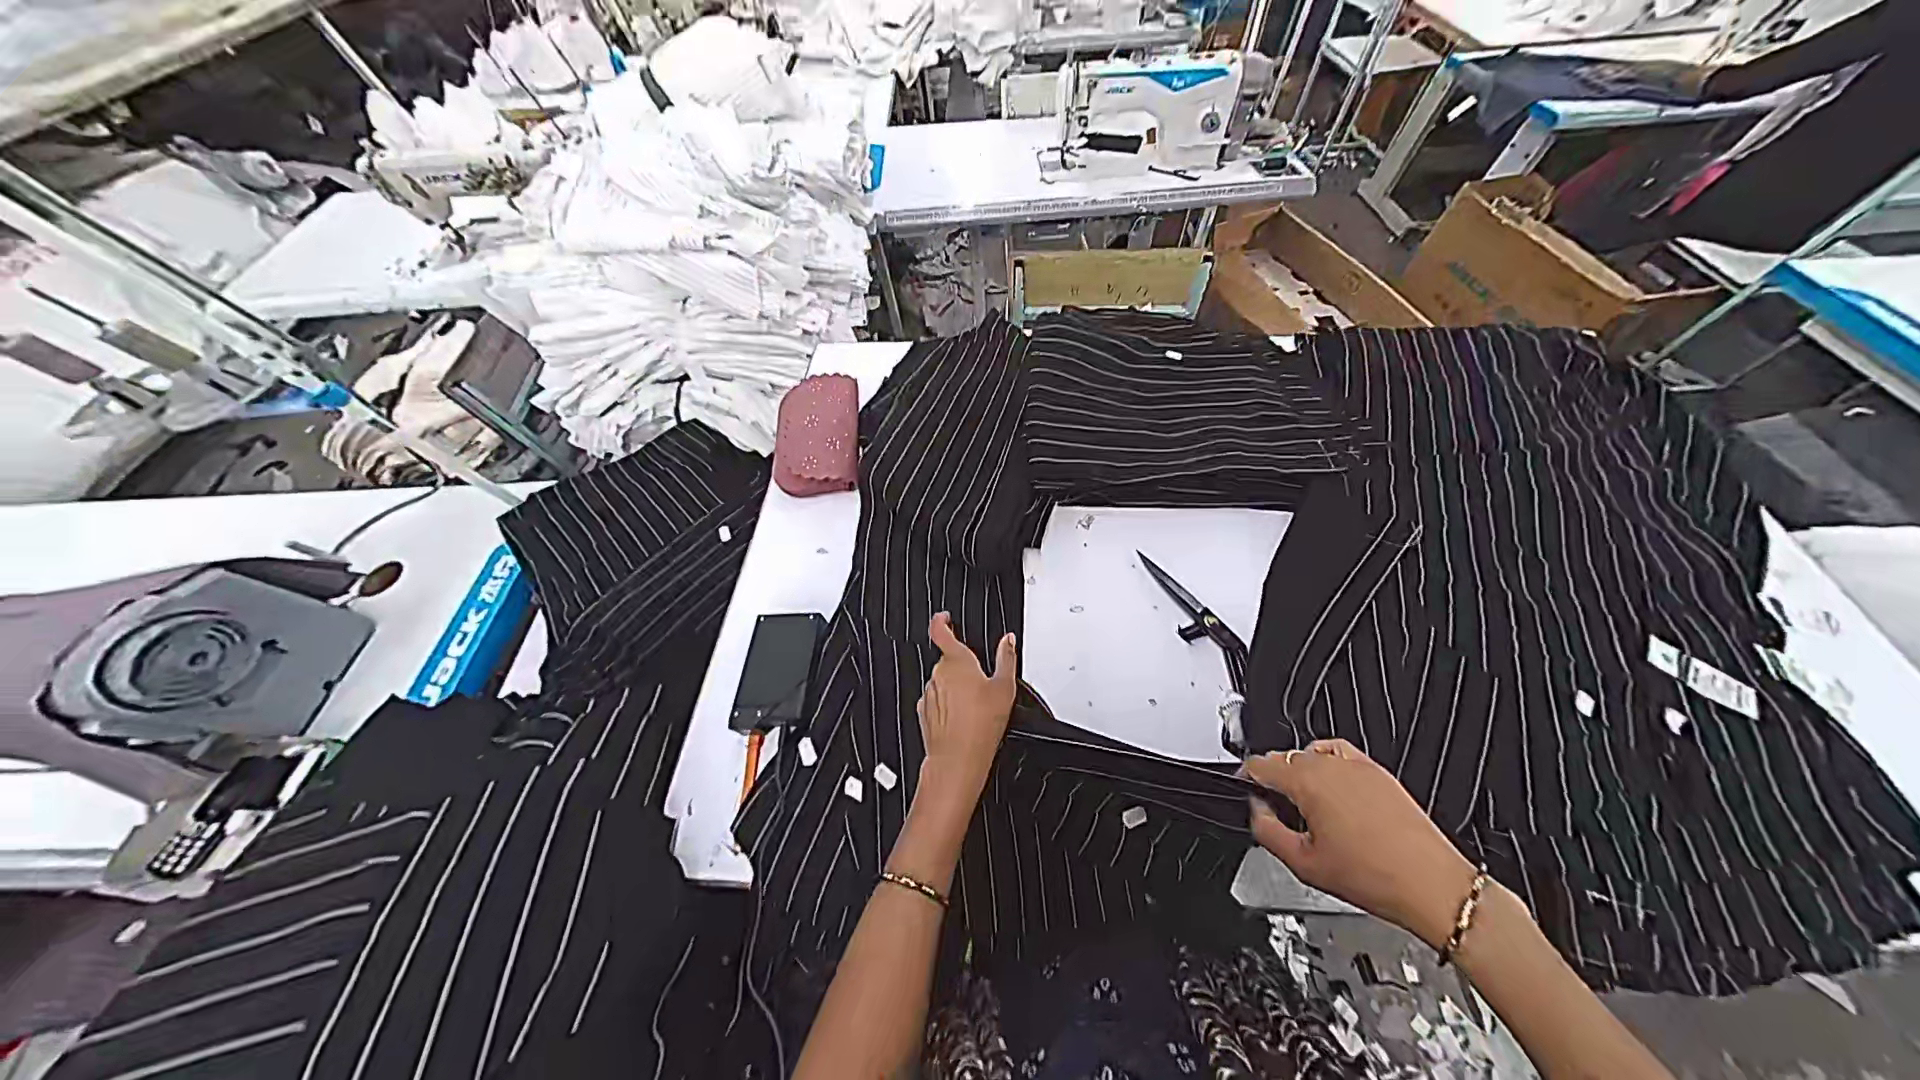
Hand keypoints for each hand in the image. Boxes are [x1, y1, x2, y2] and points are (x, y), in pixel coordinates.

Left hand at [915, 613, 1016, 799]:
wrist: (957, 758)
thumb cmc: (981, 724)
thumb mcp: (1004, 687)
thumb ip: (1006, 658)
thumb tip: (1008, 641)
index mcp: (956, 660)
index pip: (940, 629)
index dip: (941, 620)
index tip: (945, 617)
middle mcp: (938, 673)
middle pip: (948, 659)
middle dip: (962, 666)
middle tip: (981, 681)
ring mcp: (929, 692)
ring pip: (942, 681)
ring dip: (955, 687)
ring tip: (974, 705)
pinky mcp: (925, 710)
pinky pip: (937, 699)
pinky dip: (947, 704)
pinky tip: (963, 717)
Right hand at [1246, 739, 1480, 950]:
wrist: (1432, 886)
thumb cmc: (1375, 877)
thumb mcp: (1302, 864)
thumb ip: (1265, 829)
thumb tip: (1255, 811)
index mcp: (1306, 782)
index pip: (1259, 764)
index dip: (1246, 780)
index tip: (1248, 795)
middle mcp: (1330, 765)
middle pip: (1283, 758)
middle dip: (1274, 780)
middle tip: (1278, 813)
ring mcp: (1357, 766)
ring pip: (1310, 755)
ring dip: (1299, 773)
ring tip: (1306, 806)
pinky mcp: (1378, 773)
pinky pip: (1339, 754)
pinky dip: (1327, 764)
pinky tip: (1331, 791)